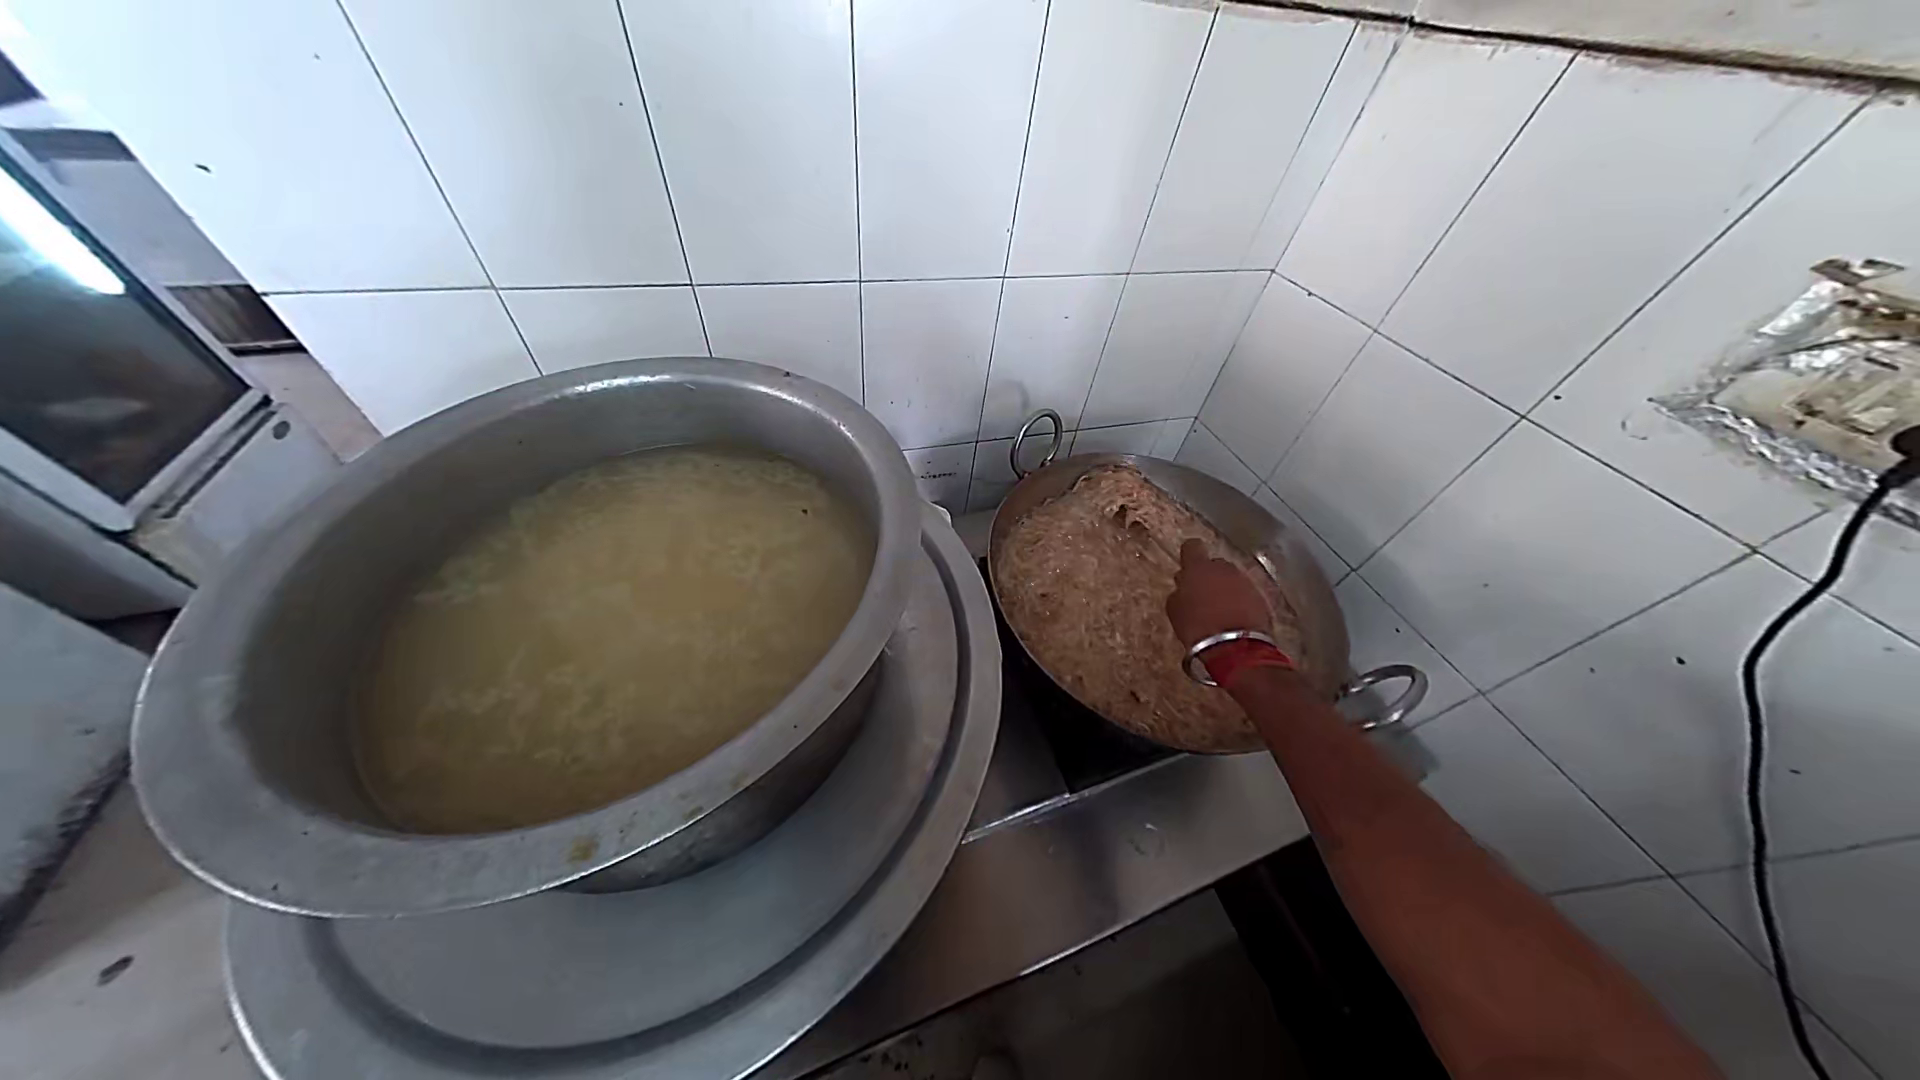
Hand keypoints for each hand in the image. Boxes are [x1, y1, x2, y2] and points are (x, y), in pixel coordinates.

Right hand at [1165, 540, 1272, 648]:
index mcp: (1199, 568)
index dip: (1189, 554)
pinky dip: (1240, 602)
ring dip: (1225, 589)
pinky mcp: (1261, 598)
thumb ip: (1179, 591)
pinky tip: (1233, 618)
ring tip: (1219, 610)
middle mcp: (1224, 569)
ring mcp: (1245, 582)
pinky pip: (1246, 594)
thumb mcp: (1175, 609)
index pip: (1192, 546)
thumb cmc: (1196, 626)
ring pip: (1232, 579)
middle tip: (1202, 595)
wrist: (1234, 647)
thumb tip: (1184, 585)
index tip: (1187, 566)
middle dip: (1209, 576)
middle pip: (1215, 564)